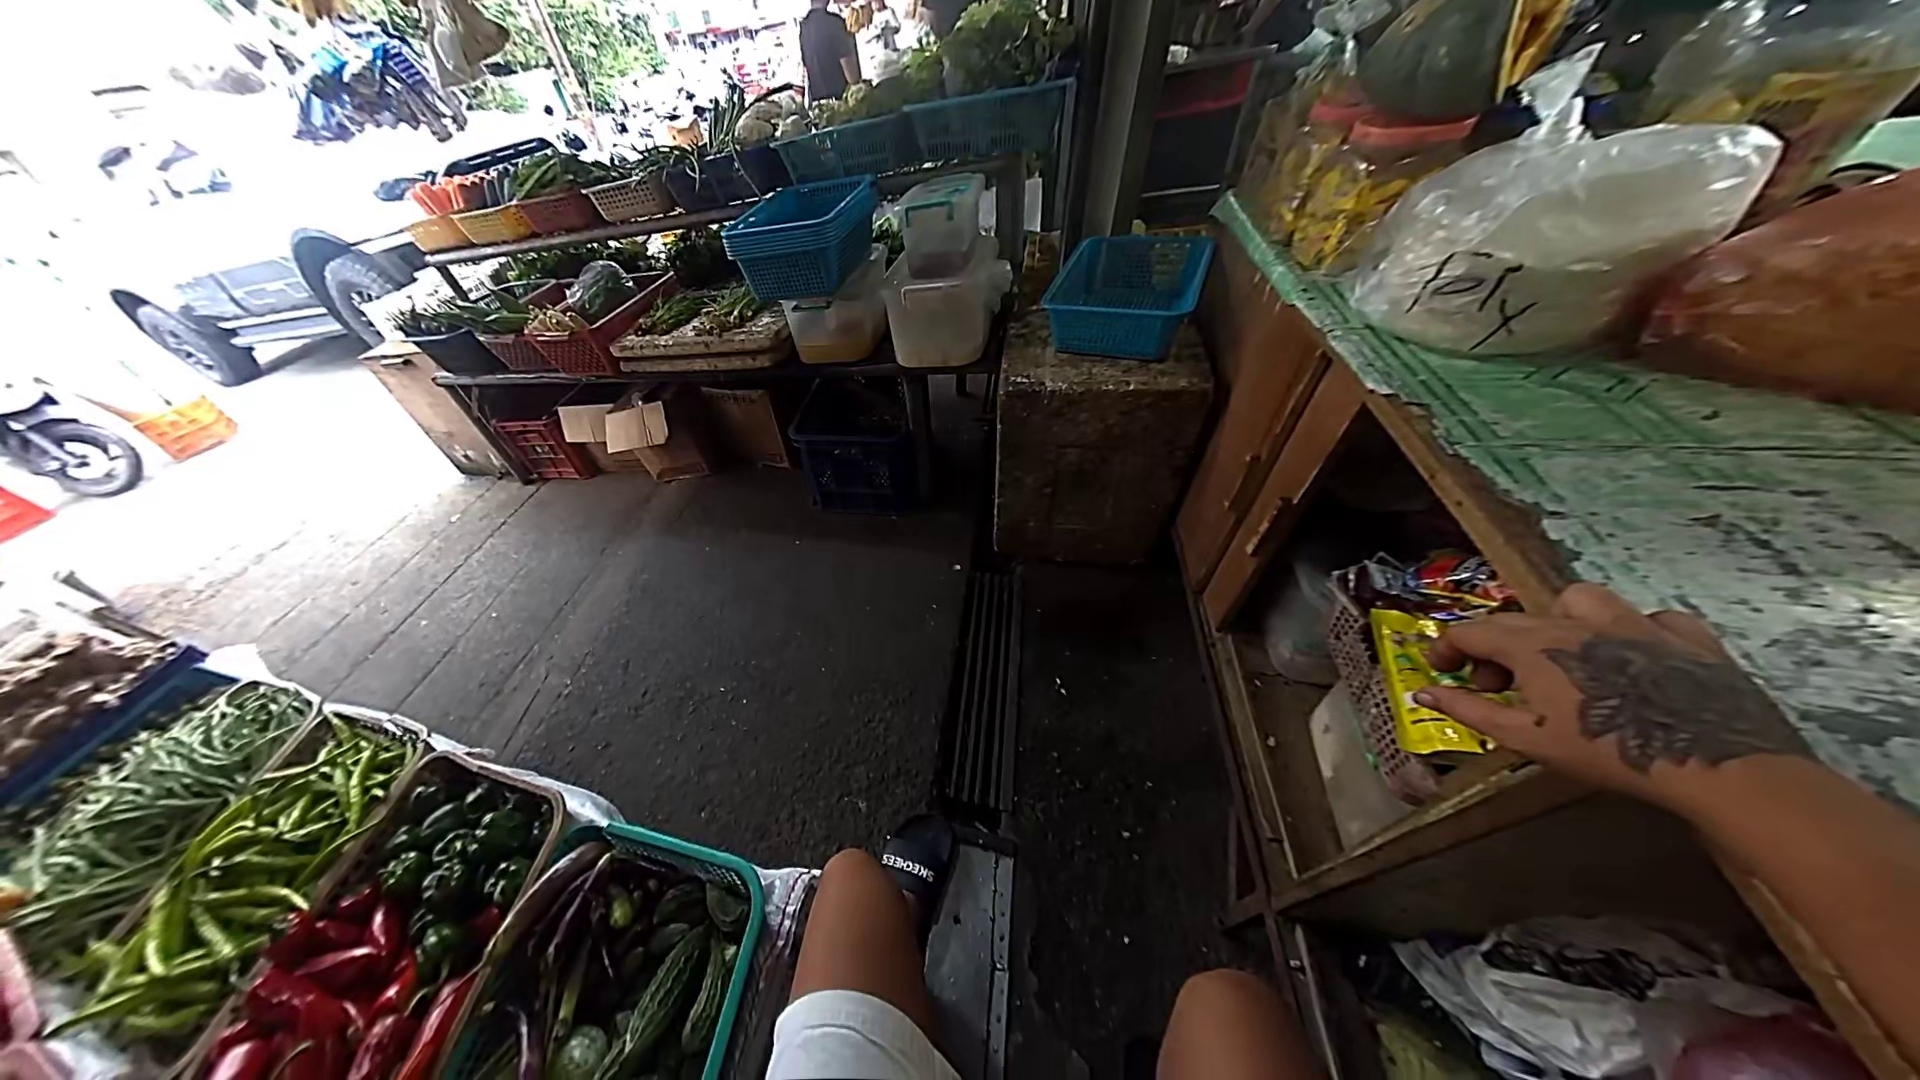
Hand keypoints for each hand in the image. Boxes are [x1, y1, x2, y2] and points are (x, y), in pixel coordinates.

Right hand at [1418, 583, 1809, 810]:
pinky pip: (1651, 618)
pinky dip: (1632, 631)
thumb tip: (1423, 693)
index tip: (1442, 669)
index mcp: (1532, 646)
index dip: (1447, 648)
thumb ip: (1468, 710)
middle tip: (1496, 686)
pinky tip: (1633, 656)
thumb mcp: (1525, 738)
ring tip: (1563, 654)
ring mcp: (1634, 625)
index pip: (1470, 631)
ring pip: (1580, 599)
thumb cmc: (1608, 752)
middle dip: (1493, 649)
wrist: (1724, 769)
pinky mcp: (1687, 638)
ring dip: (1558, 620)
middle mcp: (1575, 623)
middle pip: (1515, 621)